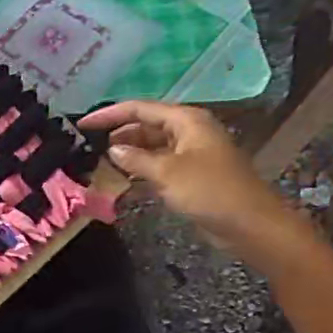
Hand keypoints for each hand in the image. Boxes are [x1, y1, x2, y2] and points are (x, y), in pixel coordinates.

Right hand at [79, 100, 313, 267]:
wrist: (251, 224)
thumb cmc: (210, 191)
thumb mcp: (167, 172)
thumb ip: (135, 159)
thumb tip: (112, 150)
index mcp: (185, 120)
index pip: (138, 108)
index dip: (108, 114)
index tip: (82, 124)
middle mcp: (187, 131)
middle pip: (144, 125)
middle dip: (117, 135)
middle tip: (87, 146)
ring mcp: (190, 153)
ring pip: (151, 146)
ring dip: (127, 154)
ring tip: (99, 163)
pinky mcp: (191, 174)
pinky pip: (159, 164)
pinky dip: (140, 169)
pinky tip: (121, 179)